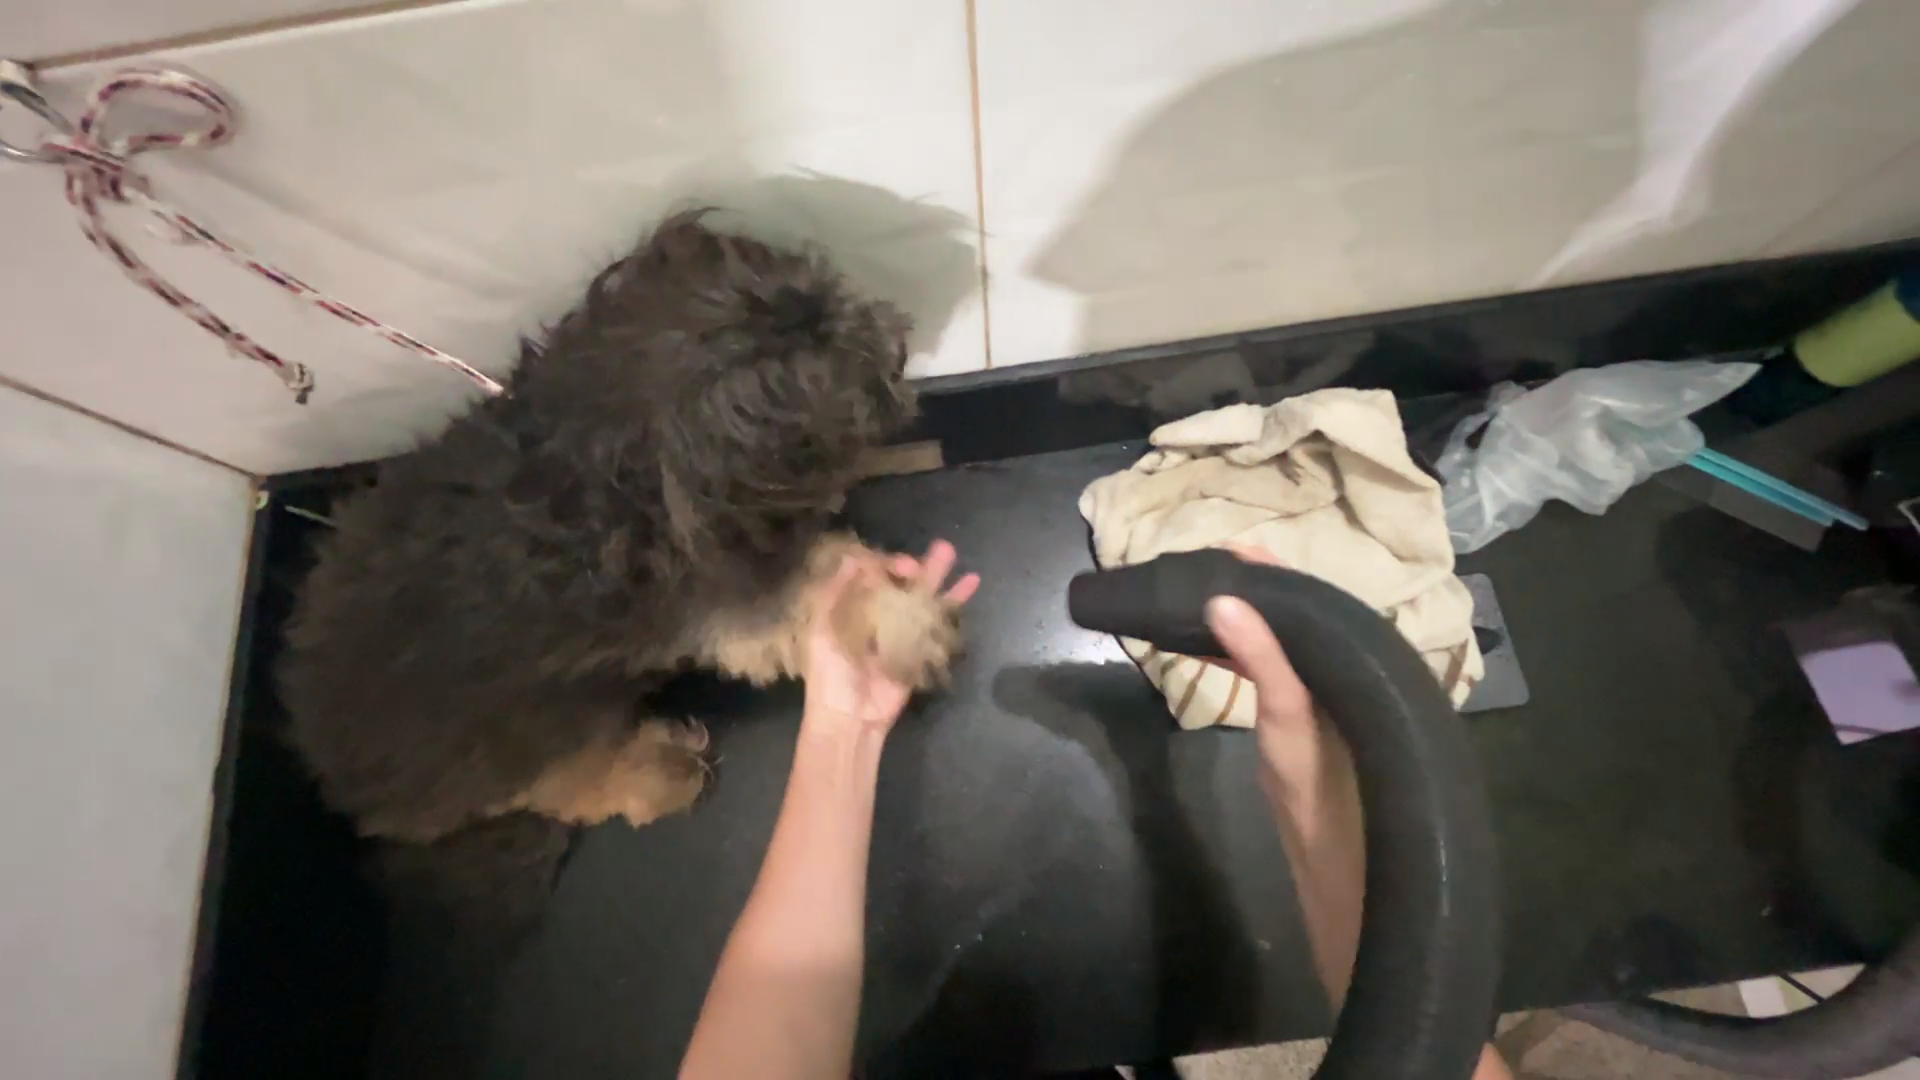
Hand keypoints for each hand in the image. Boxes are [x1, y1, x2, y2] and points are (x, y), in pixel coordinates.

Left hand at [802, 540, 978, 733]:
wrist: (850, 718)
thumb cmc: (829, 674)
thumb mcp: (822, 630)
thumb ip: (836, 593)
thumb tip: (855, 558)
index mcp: (852, 607)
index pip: (874, 575)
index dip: (889, 564)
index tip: (903, 566)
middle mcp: (879, 614)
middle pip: (903, 583)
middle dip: (921, 565)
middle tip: (941, 548)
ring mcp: (902, 631)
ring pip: (923, 597)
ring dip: (939, 576)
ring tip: (952, 554)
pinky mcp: (920, 648)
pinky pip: (938, 622)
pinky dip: (953, 603)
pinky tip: (970, 582)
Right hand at [1203, 545, 1361, 850]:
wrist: (1331, 857)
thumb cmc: (1320, 786)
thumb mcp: (1288, 716)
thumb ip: (1261, 658)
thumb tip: (1223, 599)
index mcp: (1349, 656)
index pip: (1307, 597)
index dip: (1268, 571)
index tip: (1222, 549)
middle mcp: (1336, 665)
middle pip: (1288, 614)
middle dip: (1244, 591)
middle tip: (1194, 572)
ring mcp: (1314, 690)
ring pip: (1272, 639)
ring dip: (1233, 619)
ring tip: (1189, 598)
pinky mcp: (1293, 714)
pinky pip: (1260, 666)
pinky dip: (1230, 651)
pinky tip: (1199, 641)